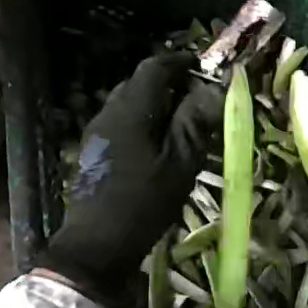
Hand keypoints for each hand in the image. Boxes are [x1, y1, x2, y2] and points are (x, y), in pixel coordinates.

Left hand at [38, 54, 220, 305]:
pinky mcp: (95, 152)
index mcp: (130, 110)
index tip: (204, 68)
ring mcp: (97, 132)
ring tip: (183, 122)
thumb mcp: (179, 164)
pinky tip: (159, 145)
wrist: (97, 244)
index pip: (154, 67)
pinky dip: (144, 122)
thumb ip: (194, 122)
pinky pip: (122, 123)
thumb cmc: (143, 203)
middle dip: (170, 83)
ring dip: (156, 104)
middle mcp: (108, 113)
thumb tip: (213, 88)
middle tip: (199, 97)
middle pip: (140, 83)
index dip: (181, 62)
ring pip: (130, 104)